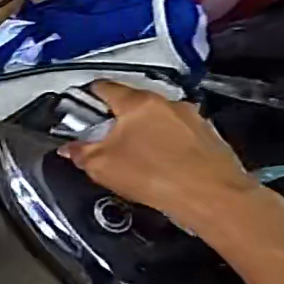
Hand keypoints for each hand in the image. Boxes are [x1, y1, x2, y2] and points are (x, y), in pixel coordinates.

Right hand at [58, 81, 274, 235]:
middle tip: (107, 143)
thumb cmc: (159, 177)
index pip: (105, 87)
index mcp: (138, 102)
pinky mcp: (209, 135)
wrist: (212, 197)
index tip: (82, 105)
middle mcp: (167, 103)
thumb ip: (81, 153)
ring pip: (159, 120)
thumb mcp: (102, 167)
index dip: (89, 96)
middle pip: (133, 104)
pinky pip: (180, 135)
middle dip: (118, 121)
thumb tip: (71, 149)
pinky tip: (162, 168)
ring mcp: (191, 118)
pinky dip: (168, 146)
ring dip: (146, 134)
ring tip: (137, 161)